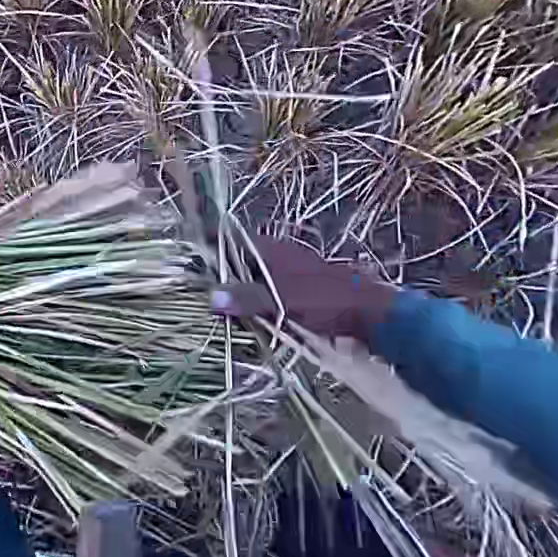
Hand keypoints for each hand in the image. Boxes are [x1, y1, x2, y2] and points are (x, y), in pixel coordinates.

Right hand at [211, 237, 395, 344]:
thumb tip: (211, 298)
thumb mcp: (281, 301)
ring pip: (252, 277)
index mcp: (269, 249)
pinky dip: (256, 301)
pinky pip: (267, 291)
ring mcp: (288, 271)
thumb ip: (247, 298)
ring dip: (239, 292)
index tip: (187, 253)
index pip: (229, 237)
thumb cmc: (325, 299)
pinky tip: (253, 319)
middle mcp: (276, 255)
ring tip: (224, 311)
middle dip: (220, 274)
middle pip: (237, 259)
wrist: (370, 312)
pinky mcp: (298, 288)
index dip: (208, 242)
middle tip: (202, 293)